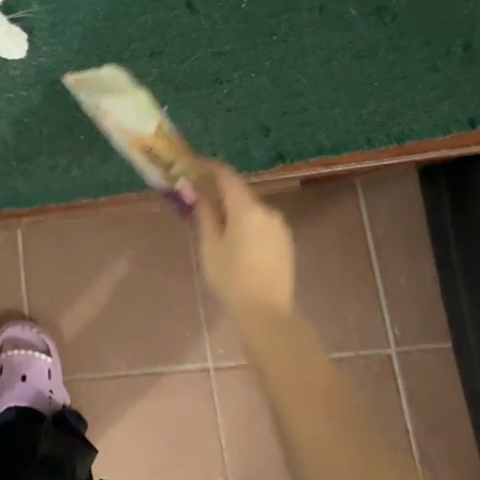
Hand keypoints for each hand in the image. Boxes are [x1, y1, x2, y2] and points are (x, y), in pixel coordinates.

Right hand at [191, 161, 296, 319]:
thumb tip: (198, 194)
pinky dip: (246, 222)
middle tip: (198, 198)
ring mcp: (280, 226)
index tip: (193, 167)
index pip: (227, 176)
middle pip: (240, 192)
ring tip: (214, 223)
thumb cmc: (231, 279)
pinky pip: (262, 222)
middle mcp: (267, 211)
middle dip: (219, 191)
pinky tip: (235, 239)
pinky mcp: (286, 241)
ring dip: (233, 208)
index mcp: (246, 208)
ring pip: (251, 208)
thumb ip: (205, 215)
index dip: (209, 168)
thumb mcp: (210, 246)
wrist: (267, 312)